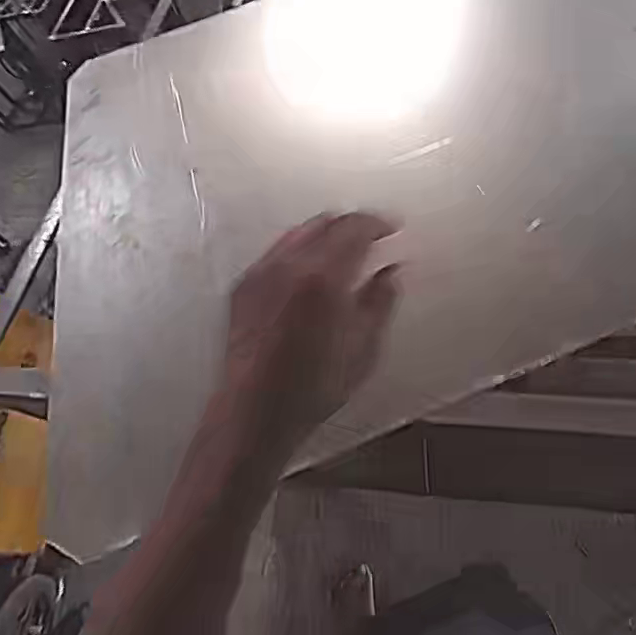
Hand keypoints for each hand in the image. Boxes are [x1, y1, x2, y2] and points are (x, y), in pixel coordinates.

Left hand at [219, 212, 401, 453]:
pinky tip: (310, 273)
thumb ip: (381, 300)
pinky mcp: (244, 284)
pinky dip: (300, 250)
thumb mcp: (363, 347)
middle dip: (352, 226)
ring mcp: (262, 272)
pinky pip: (277, 251)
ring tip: (343, 255)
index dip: (377, 223)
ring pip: (300, 232)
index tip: (390, 228)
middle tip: (371, 240)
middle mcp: (289, 264)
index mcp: (322, 276)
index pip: (354, 227)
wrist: (254, 413)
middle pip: (326, 221)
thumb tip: (391, 272)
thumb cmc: (312, 387)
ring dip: (326, 234)